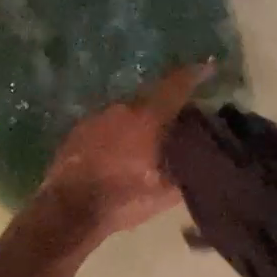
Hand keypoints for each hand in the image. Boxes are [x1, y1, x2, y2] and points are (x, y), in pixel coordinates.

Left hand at [37, 62, 212, 241]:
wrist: (68, 209)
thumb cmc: (122, 199)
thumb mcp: (164, 194)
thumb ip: (185, 171)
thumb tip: (199, 161)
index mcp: (146, 118)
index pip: (176, 86)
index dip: (194, 75)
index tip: (208, 67)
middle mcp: (121, 109)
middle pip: (150, 100)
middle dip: (165, 108)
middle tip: (176, 124)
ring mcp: (95, 118)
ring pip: (126, 114)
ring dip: (138, 123)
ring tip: (146, 143)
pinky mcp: (76, 131)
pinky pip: (105, 126)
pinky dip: (117, 134)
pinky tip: (119, 152)